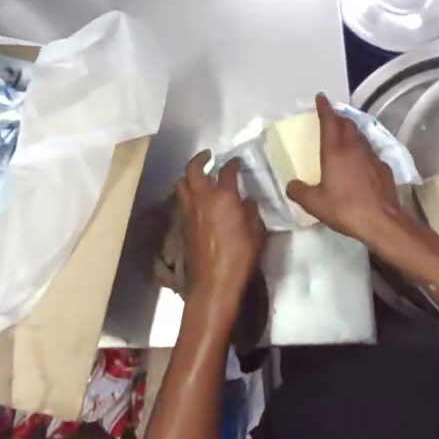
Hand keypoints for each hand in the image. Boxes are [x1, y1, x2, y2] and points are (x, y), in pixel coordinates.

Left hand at [176, 151, 265, 305]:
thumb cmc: (240, 256)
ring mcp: (189, 211)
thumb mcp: (256, 232)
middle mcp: (202, 198)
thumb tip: (247, 200)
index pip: (226, 171)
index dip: (232, 163)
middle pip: (193, 170)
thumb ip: (251, 212)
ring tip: (199, 175)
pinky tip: (198, 198)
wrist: (213, 282)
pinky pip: (182, 200)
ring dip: (189, 175)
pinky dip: (188, 192)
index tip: (236, 161)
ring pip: (182, 184)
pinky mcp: (182, 224)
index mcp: (223, 197)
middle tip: (208, 155)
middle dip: (200, 159)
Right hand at [285, 93, 408, 244]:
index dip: (324, 108)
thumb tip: (291, 185)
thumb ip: (299, 191)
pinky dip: (362, 150)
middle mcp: (354, 148)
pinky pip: (370, 152)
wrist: (382, 221)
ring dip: (351, 132)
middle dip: (338, 118)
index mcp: (335, 151)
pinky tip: (360, 161)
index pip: (329, 121)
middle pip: (347, 124)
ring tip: (344, 135)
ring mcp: (372, 156)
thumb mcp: (315, 203)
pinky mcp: (384, 168)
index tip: (321, 97)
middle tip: (331, 117)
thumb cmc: (345, 208)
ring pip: (360, 136)